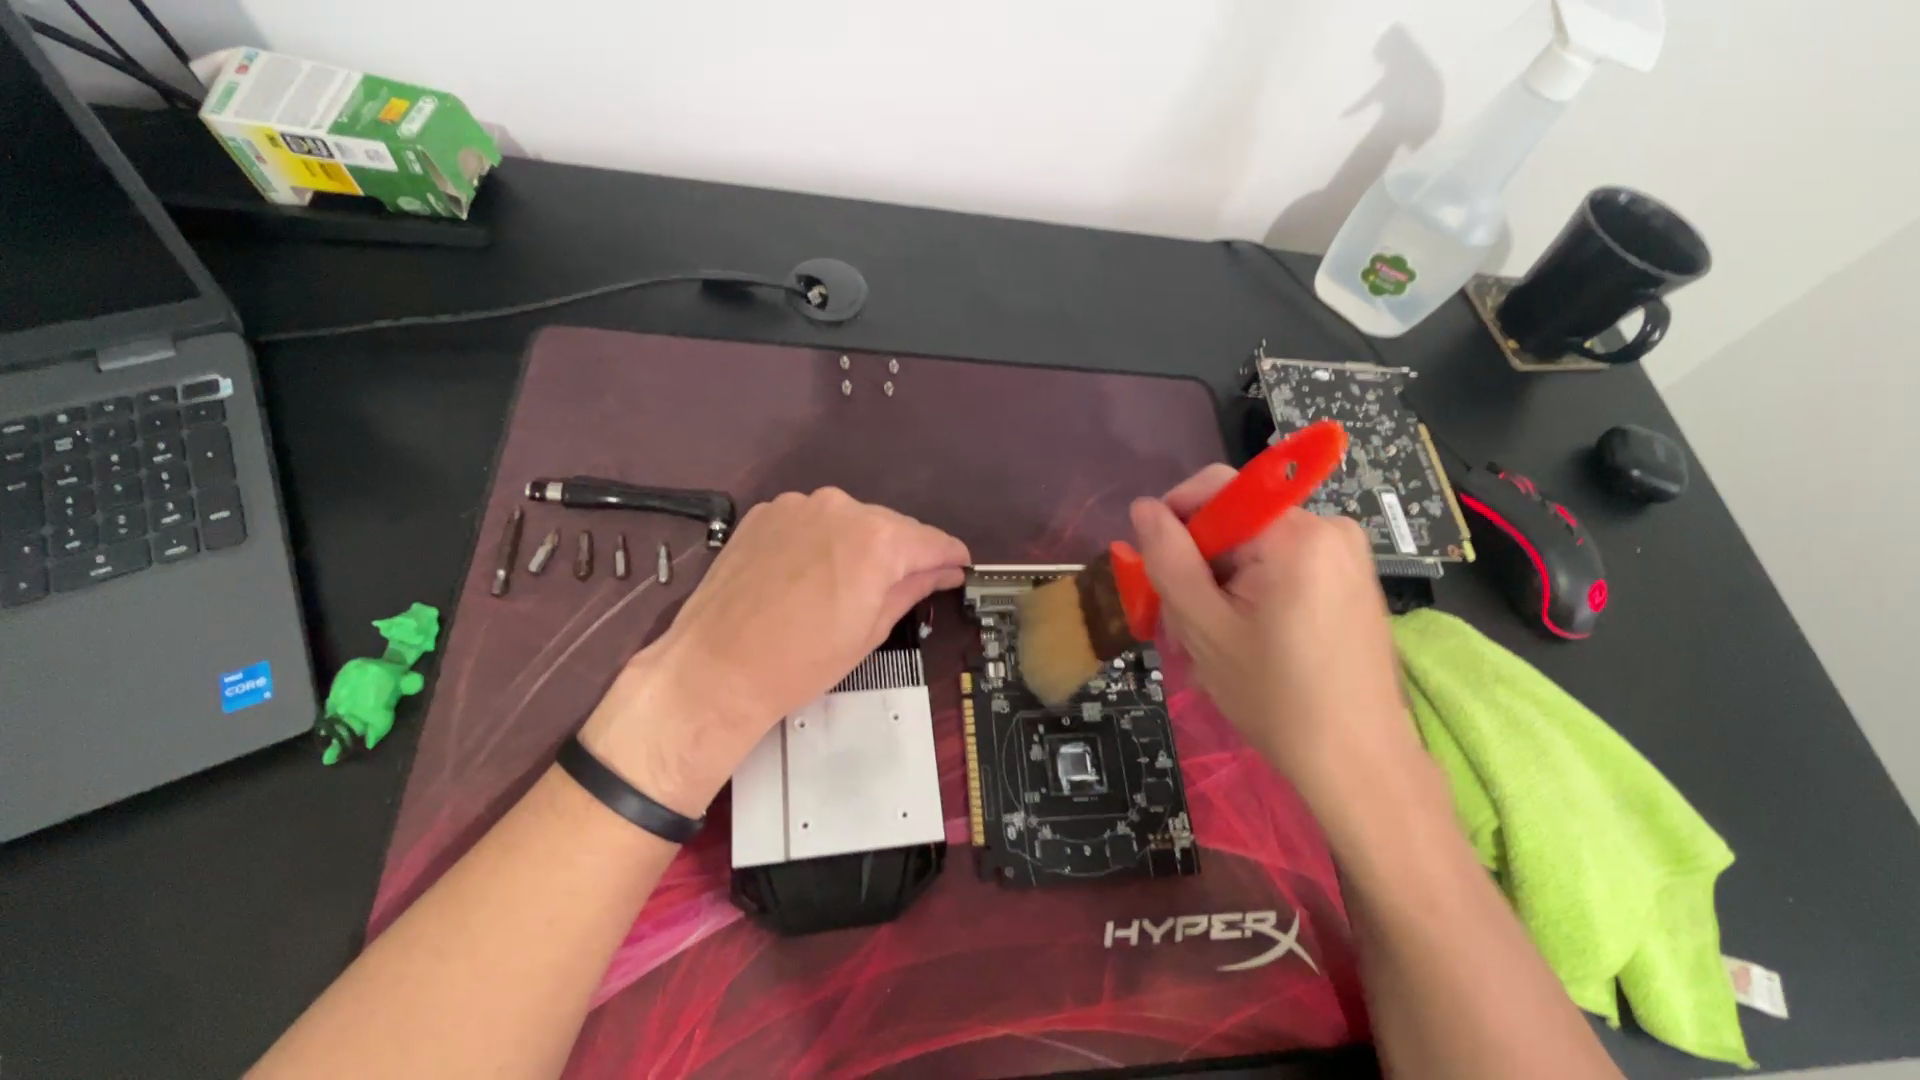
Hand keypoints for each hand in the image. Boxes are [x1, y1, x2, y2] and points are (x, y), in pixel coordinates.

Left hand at [580, 488, 970, 815]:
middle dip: (901, 554)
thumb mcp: (871, 630)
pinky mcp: (765, 513)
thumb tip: (942, 571)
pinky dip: (820, 542)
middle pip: (891, 527)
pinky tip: (807, 576)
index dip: (950, 558)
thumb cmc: (801, 661)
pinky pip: (811, 521)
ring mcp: (798, 506)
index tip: (958, 568)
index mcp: (877, 539)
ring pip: (849, 521)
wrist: (716, 667)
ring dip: (858, 546)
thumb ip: (912, 589)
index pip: (932, 541)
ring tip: (844, 587)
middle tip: (899, 589)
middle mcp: (841, 508)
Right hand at [1129, 465, 1416, 797]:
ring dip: (1225, 585)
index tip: (1157, 568)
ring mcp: (1348, 556)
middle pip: (1239, 522)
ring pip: (1258, 549)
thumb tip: (1144, 507)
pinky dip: (1257, 594)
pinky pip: (1287, 567)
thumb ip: (1169, 560)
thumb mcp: (1204, 628)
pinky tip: (1250, 642)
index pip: (1219, 488)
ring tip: (1217, 643)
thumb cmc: (1276, 697)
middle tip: (1186, 624)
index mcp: (1297, 533)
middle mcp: (1330, 529)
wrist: (1357, 761)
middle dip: (1202, 565)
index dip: (1176, 519)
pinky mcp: (1354, 581)